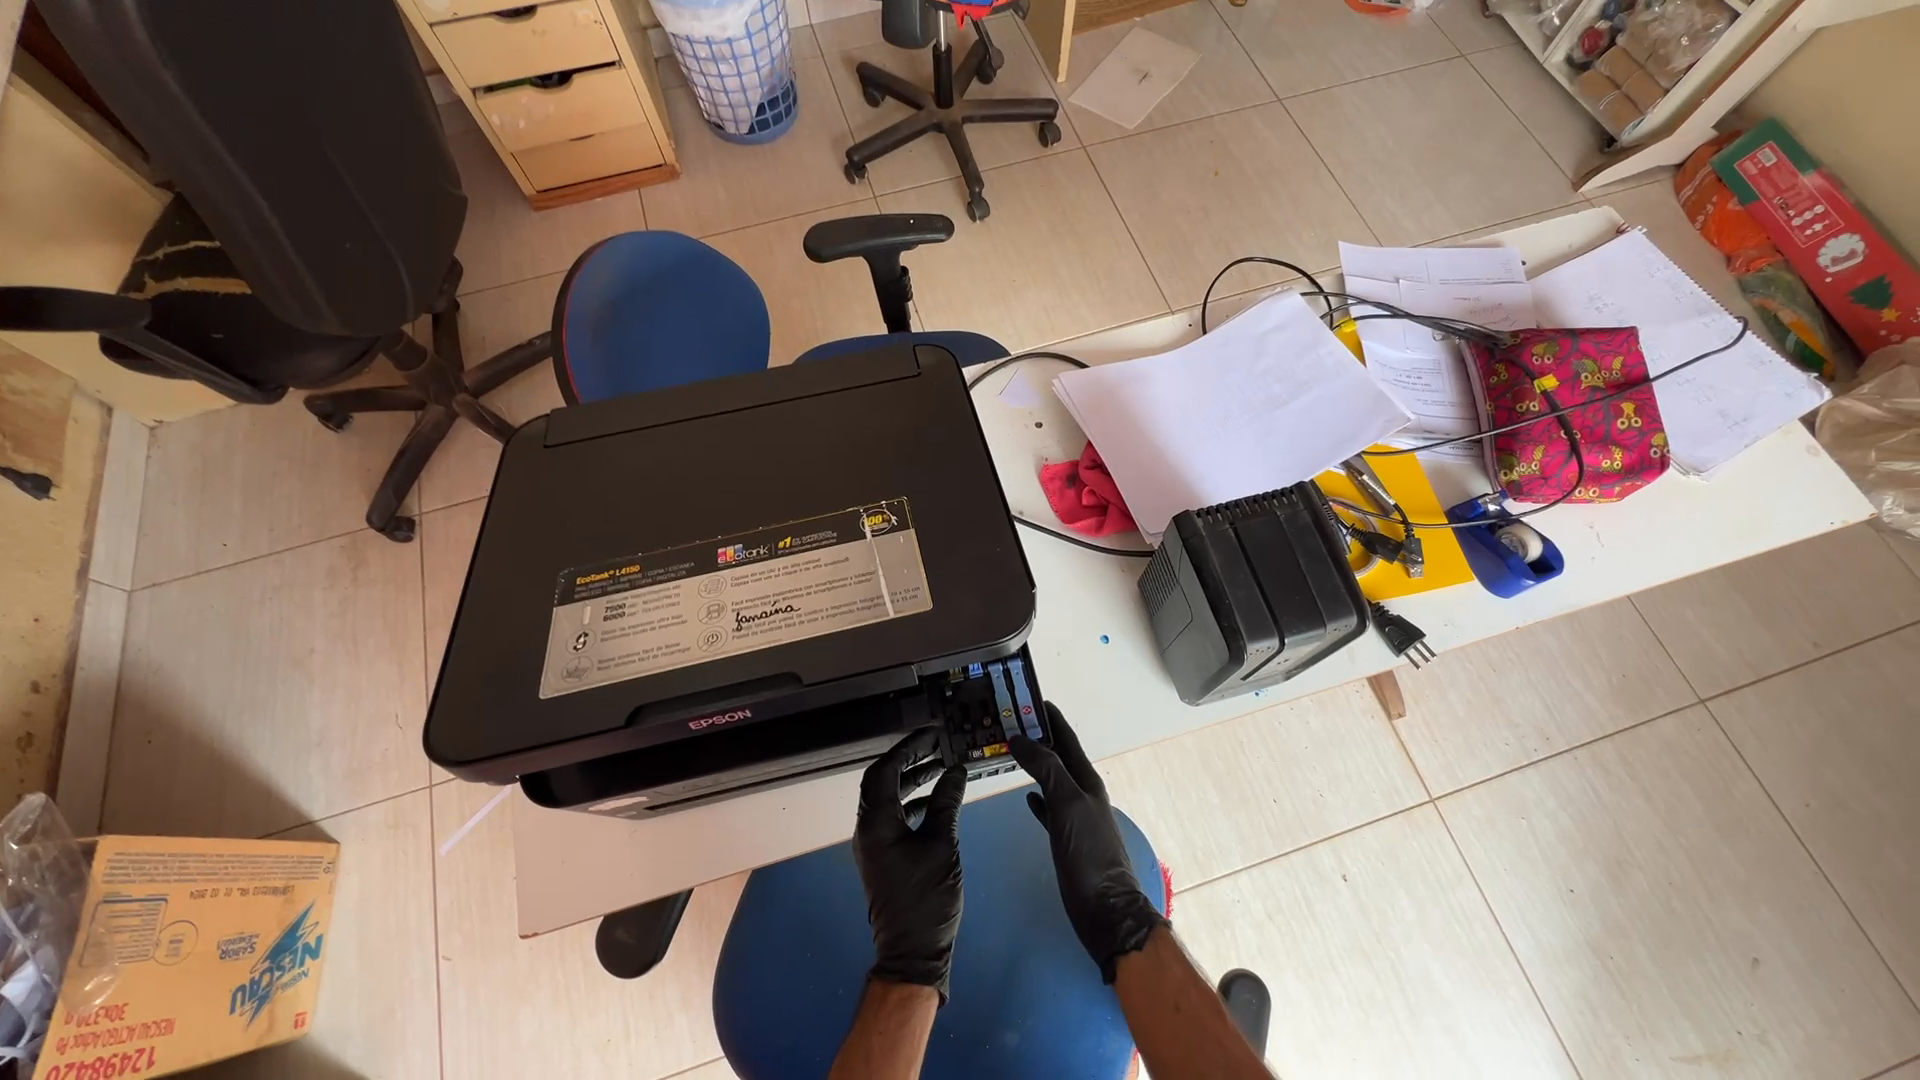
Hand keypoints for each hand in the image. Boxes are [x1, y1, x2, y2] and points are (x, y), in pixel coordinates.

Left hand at [853, 728, 967, 1002]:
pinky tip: (937, 804)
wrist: (912, 952)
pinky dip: (913, 804)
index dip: (907, 748)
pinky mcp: (883, 859)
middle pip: (882, 782)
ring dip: (912, 782)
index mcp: (875, 823)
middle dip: (908, 761)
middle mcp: (867, 830)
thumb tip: (955, 771)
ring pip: (888, 801)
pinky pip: (893, 819)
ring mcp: (873, 846)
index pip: (884, 770)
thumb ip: (946, 803)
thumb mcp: (942, 844)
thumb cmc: (926, 898)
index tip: (932, 735)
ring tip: (942, 770)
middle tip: (936, 747)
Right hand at [1010, 704, 1165, 983]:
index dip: (1051, 718)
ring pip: (1052, 781)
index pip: (1067, 740)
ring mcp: (1076, 818)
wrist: (1106, 911)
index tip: (1030, 698)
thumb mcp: (1068, 805)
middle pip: (1059, 757)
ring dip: (1035, 765)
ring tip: (1012, 753)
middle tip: (1011, 722)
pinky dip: (1037, 798)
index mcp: (1087, 782)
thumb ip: (1046, 769)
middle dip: (1039, 738)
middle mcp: (1083, 795)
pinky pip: (1050, 809)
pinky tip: (1027, 797)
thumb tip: (1021, 739)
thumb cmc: (1088, 856)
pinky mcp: (1068, 840)